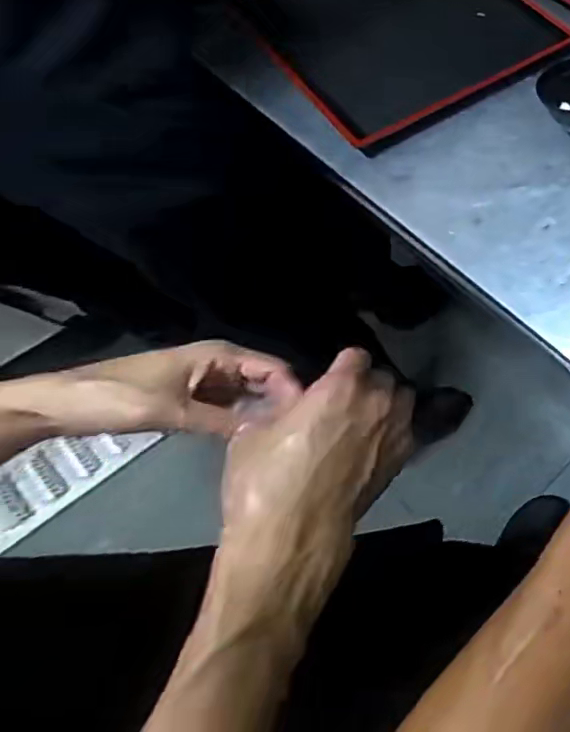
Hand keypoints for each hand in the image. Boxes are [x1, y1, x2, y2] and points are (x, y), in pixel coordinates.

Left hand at [30, 341, 300, 438]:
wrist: (49, 407)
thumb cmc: (114, 398)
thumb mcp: (170, 412)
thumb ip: (220, 420)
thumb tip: (262, 431)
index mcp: (222, 355)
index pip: (274, 368)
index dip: (291, 389)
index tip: (303, 414)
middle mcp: (219, 362)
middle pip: (262, 379)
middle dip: (275, 400)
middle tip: (289, 426)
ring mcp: (202, 377)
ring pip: (243, 392)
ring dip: (254, 410)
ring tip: (270, 432)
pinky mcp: (187, 394)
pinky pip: (223, 402)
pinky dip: (233, 415)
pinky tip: (240, 432)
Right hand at [220, 348, 413, 568]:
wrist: (298, 527)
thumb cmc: (265, 481)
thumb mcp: (253, 435)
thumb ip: (281, 406)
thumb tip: (292, 398)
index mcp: (342, 387)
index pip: (355, 356)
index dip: (343, 363)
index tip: (333, 374)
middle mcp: (379, 397)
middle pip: (381, 376)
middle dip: (364, 383)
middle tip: (344, 401)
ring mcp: (400, 421)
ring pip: (401, 396)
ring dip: (386, 401)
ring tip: (364, 418)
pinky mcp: (409, 445)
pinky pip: (407, 423)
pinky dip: (395, 425)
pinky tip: (377, 439)